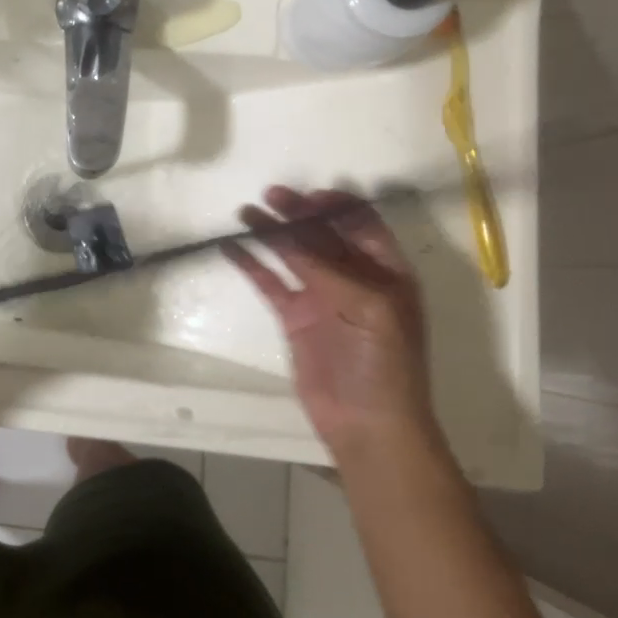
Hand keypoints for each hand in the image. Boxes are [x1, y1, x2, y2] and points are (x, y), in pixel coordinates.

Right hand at [220, 187, 438, 460]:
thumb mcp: (370, 308)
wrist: (368, 422)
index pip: (362, 225)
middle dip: (298, 212)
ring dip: (271, 232)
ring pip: (293, 254)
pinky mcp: (295, 317)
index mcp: (387, 272)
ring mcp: (322, 297)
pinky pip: (271, 282)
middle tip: (270, 195)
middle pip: (323, 234)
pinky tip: (230, 248)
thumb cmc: (385, 364)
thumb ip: (332, 269)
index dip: (338, 206)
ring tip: (244, 212)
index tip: (309, 195)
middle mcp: (354, 277)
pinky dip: (251, 264)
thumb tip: (292, 235)